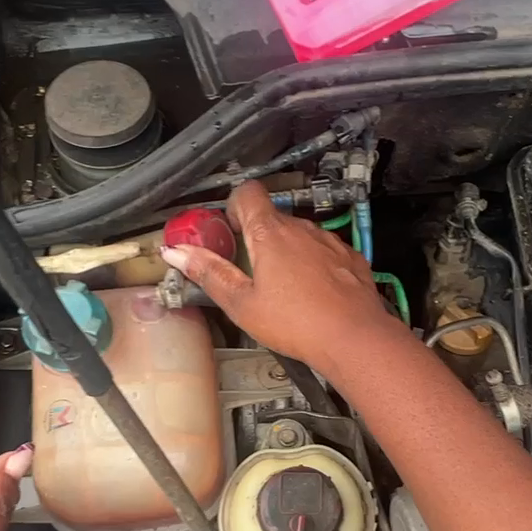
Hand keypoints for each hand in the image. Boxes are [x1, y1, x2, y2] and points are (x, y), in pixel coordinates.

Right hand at [161, 182, 403, 373]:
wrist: (354, 337)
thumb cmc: (298, 323)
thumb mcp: (242, 304)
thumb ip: (209, 273)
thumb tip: (177, 252)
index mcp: (270, 233)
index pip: (247, 193)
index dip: (234, 208)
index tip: (229, 233)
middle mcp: (302, 228)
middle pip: (273, 218)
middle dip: (258, 239)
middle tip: (251, 273)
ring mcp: (329, 241)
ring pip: (300, 236)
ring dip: (288, 254)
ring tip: (284, 291)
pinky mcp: (350, 258)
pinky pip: (325, 253)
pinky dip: (315, 267)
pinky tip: (313, 295)